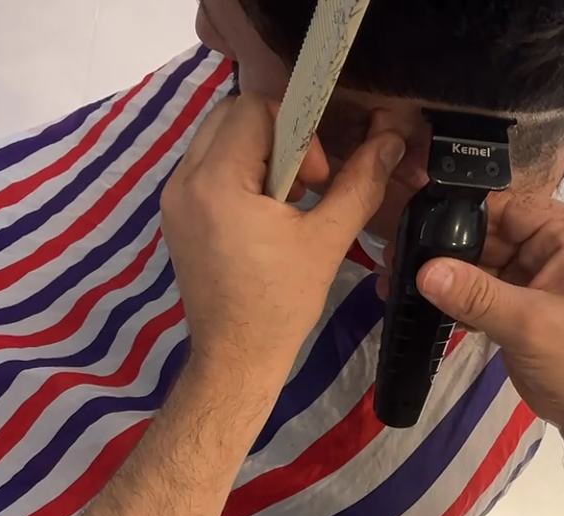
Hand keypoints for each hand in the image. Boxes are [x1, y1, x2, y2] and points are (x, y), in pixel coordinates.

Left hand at [161, 94, 404, 391]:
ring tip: (283, 204)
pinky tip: (260, 218)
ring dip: (256, 155)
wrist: (236, 360)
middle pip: (231, 115)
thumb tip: (389, 141)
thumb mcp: (326, 242)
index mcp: (218, 183)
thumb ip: (359, 184)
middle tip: (301, 187)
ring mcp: (173, 201)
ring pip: (216, 140)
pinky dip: (236, 176)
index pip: (255, 108)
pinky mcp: (174, 219)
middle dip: (275, 138)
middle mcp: (185, 182)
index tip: (314, 180)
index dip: (295, 131)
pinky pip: (205, 170)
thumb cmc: (280, 307)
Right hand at [414, 194, 563, 432]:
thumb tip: (422, 270)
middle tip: (394, 260)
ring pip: (481, 268)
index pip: (506, 206)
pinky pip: (482, 297)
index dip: (459, 213)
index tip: (410, 223)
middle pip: (489, 235)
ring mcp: (535, 281)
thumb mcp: (529, 322)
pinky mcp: (521, 311)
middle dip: (444, 249)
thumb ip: (475, 295)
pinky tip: (420, 308)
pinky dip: (456, 303)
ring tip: (396, 283)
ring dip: (445, 278)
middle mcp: (551, 248)